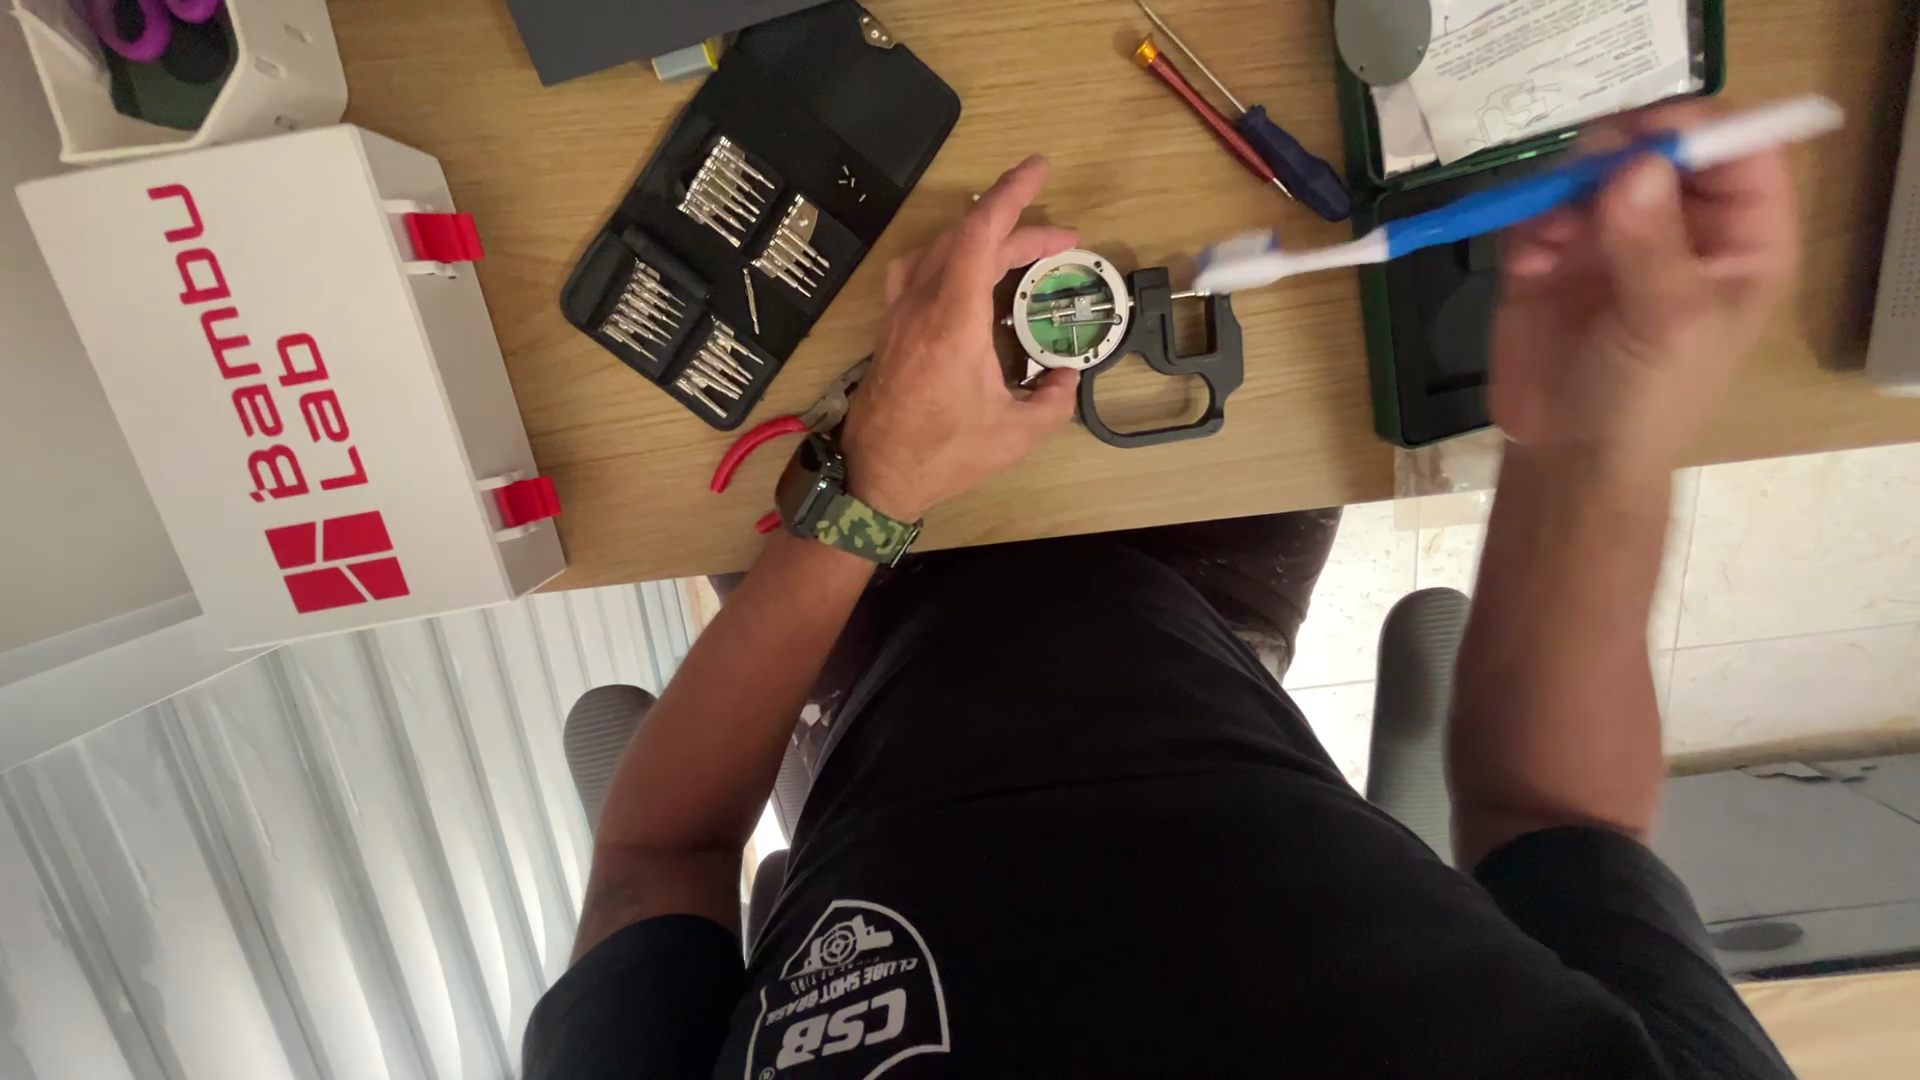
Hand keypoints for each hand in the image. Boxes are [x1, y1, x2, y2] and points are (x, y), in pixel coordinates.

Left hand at [839, 156, 1081, 520]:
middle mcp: (921, 305)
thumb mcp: (1016, 435)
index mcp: (954, 321)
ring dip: (980, 238)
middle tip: (1060, 243)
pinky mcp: (889, 329)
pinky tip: (961, 274)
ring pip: (938, 248)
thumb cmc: (944, 456)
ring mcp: (899, 314)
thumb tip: (1066, 375)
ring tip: (1016, 252)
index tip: (1039, 170)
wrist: (877, 478)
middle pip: (967, 238)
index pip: (981, 235)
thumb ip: (1054, 399)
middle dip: (1017, 228)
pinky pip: (915, 270)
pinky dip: (947, 256)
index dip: (1012, 195)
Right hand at [1489, 102, 1798, 479]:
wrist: (1566, 454)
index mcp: (1735, 240)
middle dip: (1615, 157)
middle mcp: (1671, 234)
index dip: (1694, 133)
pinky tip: (1523, 261)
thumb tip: (1631, 167)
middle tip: (1578, 170)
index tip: (1639, 136)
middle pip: (1651, 160)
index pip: (1735, 156)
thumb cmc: (1644, 396)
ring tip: (1541, 233)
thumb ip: (1651, 243)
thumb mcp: (1666, 321)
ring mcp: (1602, 250)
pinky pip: (1531, 225)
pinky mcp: (1542, 271)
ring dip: (1559, 195)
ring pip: (1584, 185)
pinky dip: (1524, 229)